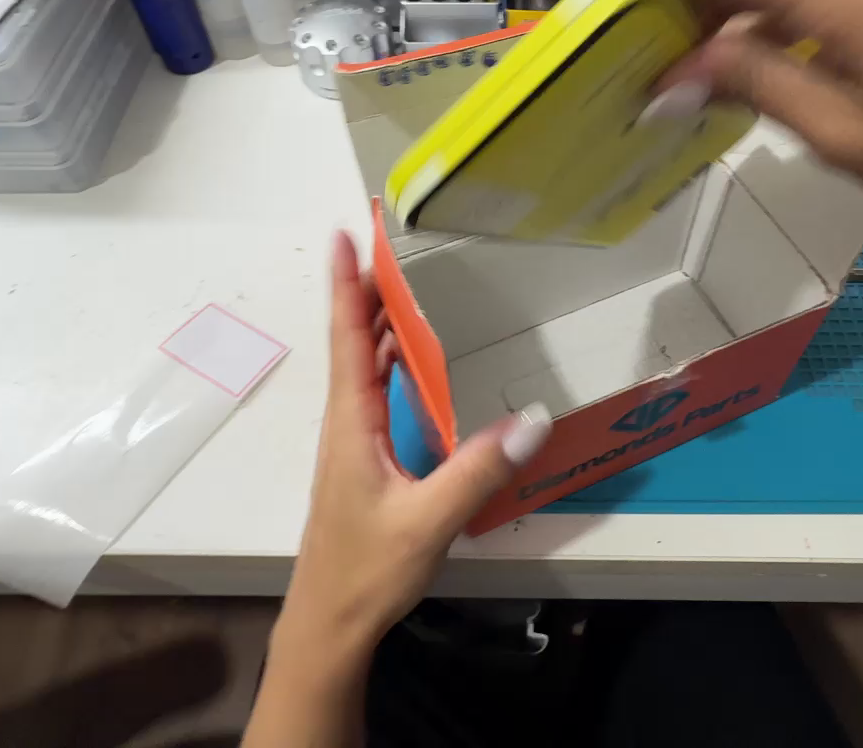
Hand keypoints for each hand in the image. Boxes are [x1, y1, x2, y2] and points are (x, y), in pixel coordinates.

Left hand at [279, 232, 551, 654]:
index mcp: (351, 422)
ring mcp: (351, 440)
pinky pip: (372, 391)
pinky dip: (385, 360)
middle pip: (353, 341)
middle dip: (365, 290)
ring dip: (373, 322)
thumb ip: (480, 469)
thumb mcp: (429, 520)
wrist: (327, 625)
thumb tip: (535, 417)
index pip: (347, 337)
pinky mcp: (362, 459)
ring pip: (361, 365)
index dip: (346, 285)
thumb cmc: (366, 570)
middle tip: (385, 247)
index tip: (343, 236)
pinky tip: (404, 360)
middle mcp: (346, 421)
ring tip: (394, 287)